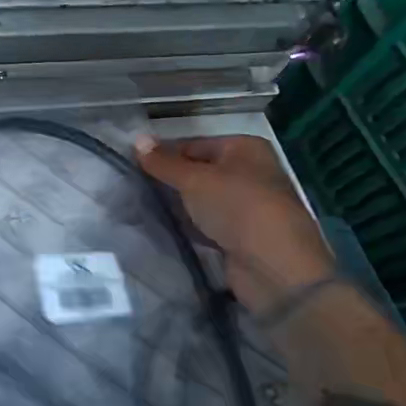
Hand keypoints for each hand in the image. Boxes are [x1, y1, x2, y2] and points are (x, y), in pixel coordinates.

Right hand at [135, 134, 335, 313]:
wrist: (274, 266)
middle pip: (200, 172)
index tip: (132, 163)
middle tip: (132, 186)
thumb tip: (136, 139)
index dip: (165, 153)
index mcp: (245, 148)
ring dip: (179, 205)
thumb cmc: (237, 207)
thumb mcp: (195, 180)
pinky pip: (208, 225)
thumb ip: (164, 163)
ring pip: (203, 200)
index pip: (195, 144)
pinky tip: (164, 228)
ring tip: (140, 206)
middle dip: (170, 180)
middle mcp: (250, 173)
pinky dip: (190, 226)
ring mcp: (247, 207)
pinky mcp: (241, 237)